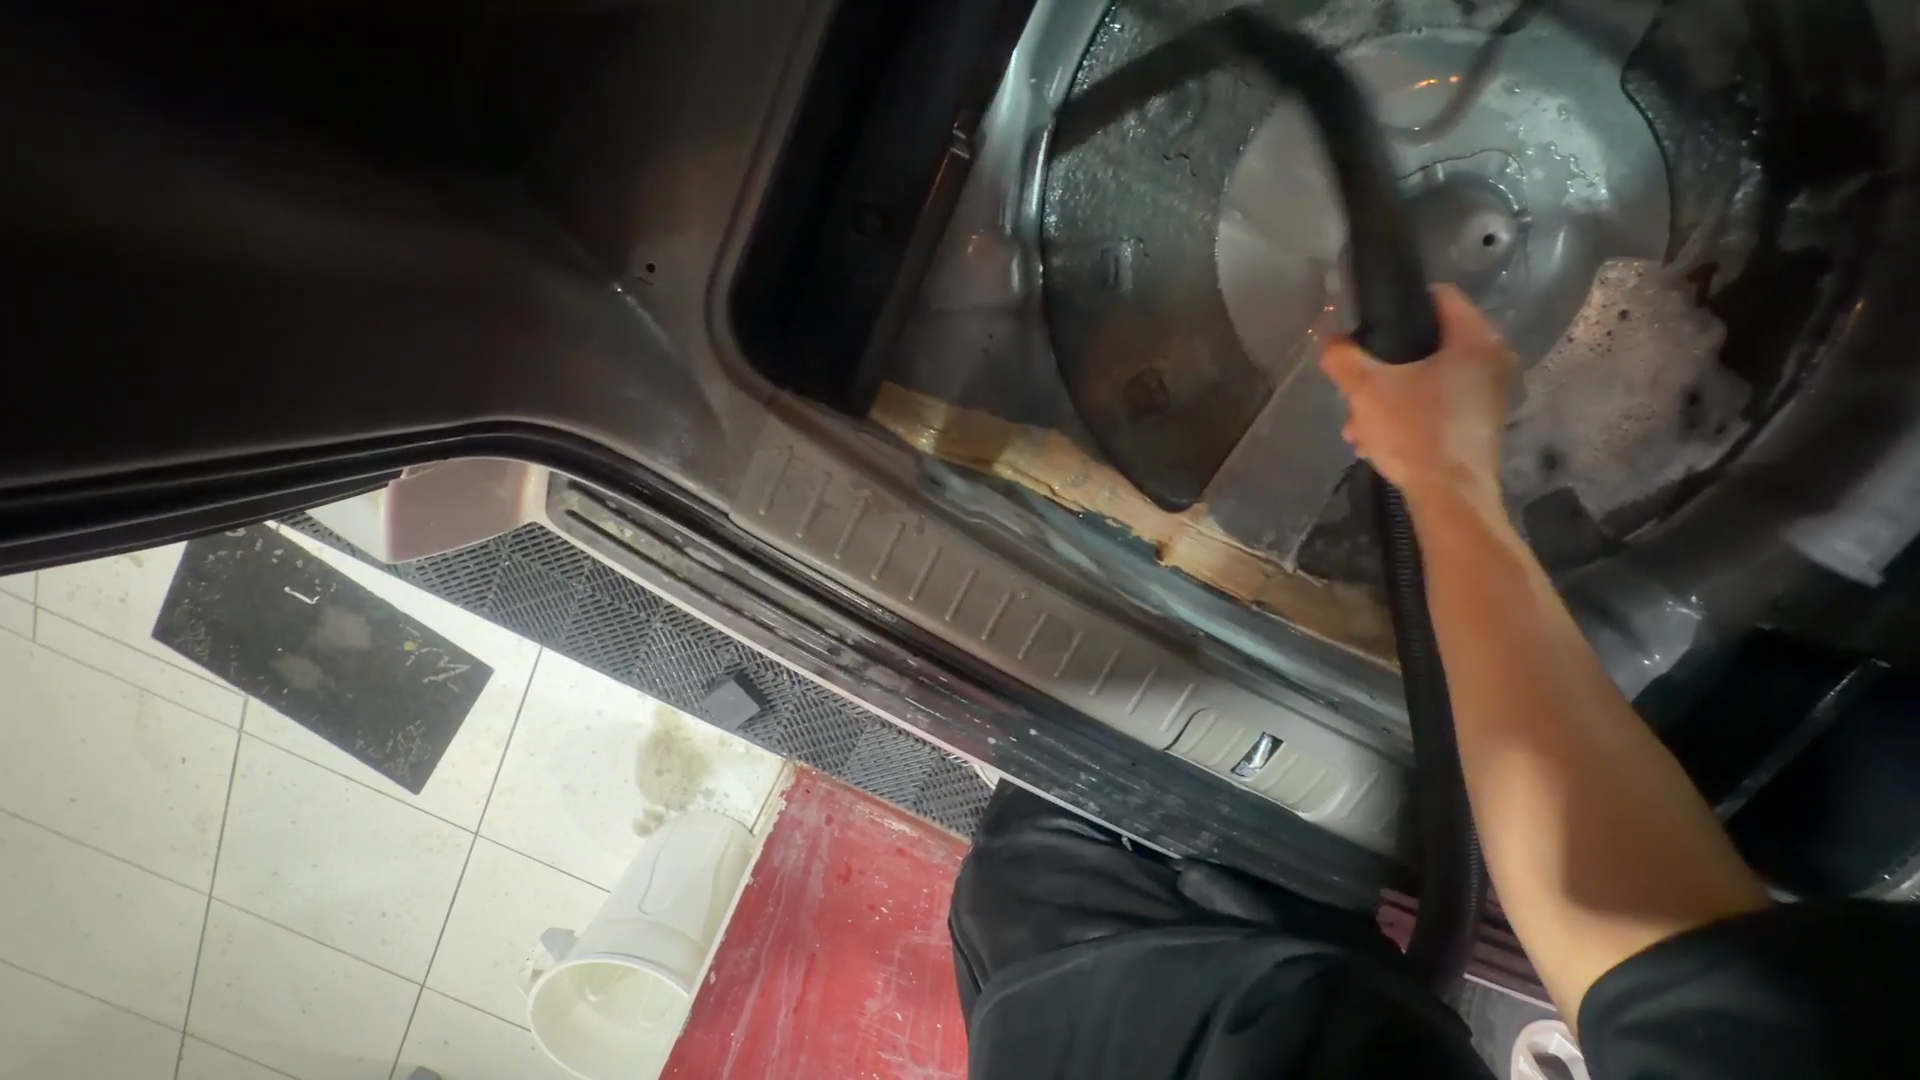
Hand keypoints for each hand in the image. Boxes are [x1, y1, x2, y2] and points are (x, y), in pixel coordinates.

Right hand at [1318, 285, 1516, 514]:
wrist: (1450, 496)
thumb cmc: (1415, 431)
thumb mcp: (1366, 390)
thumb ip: (1343, 359)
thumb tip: (1329, 341)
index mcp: (1475, 340)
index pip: (1440, 296)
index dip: (1401, 302)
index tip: (1370, 320)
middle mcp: (1492, 361)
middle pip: (1428, 343)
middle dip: (1385, 364)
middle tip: (1357, 382)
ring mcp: (1489, 395)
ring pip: (1428, 379)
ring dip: (1389, 396)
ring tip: (1358, 422)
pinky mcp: (1479, 425)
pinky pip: (1437, 406)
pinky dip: (1407, 415)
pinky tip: (1377, 440)